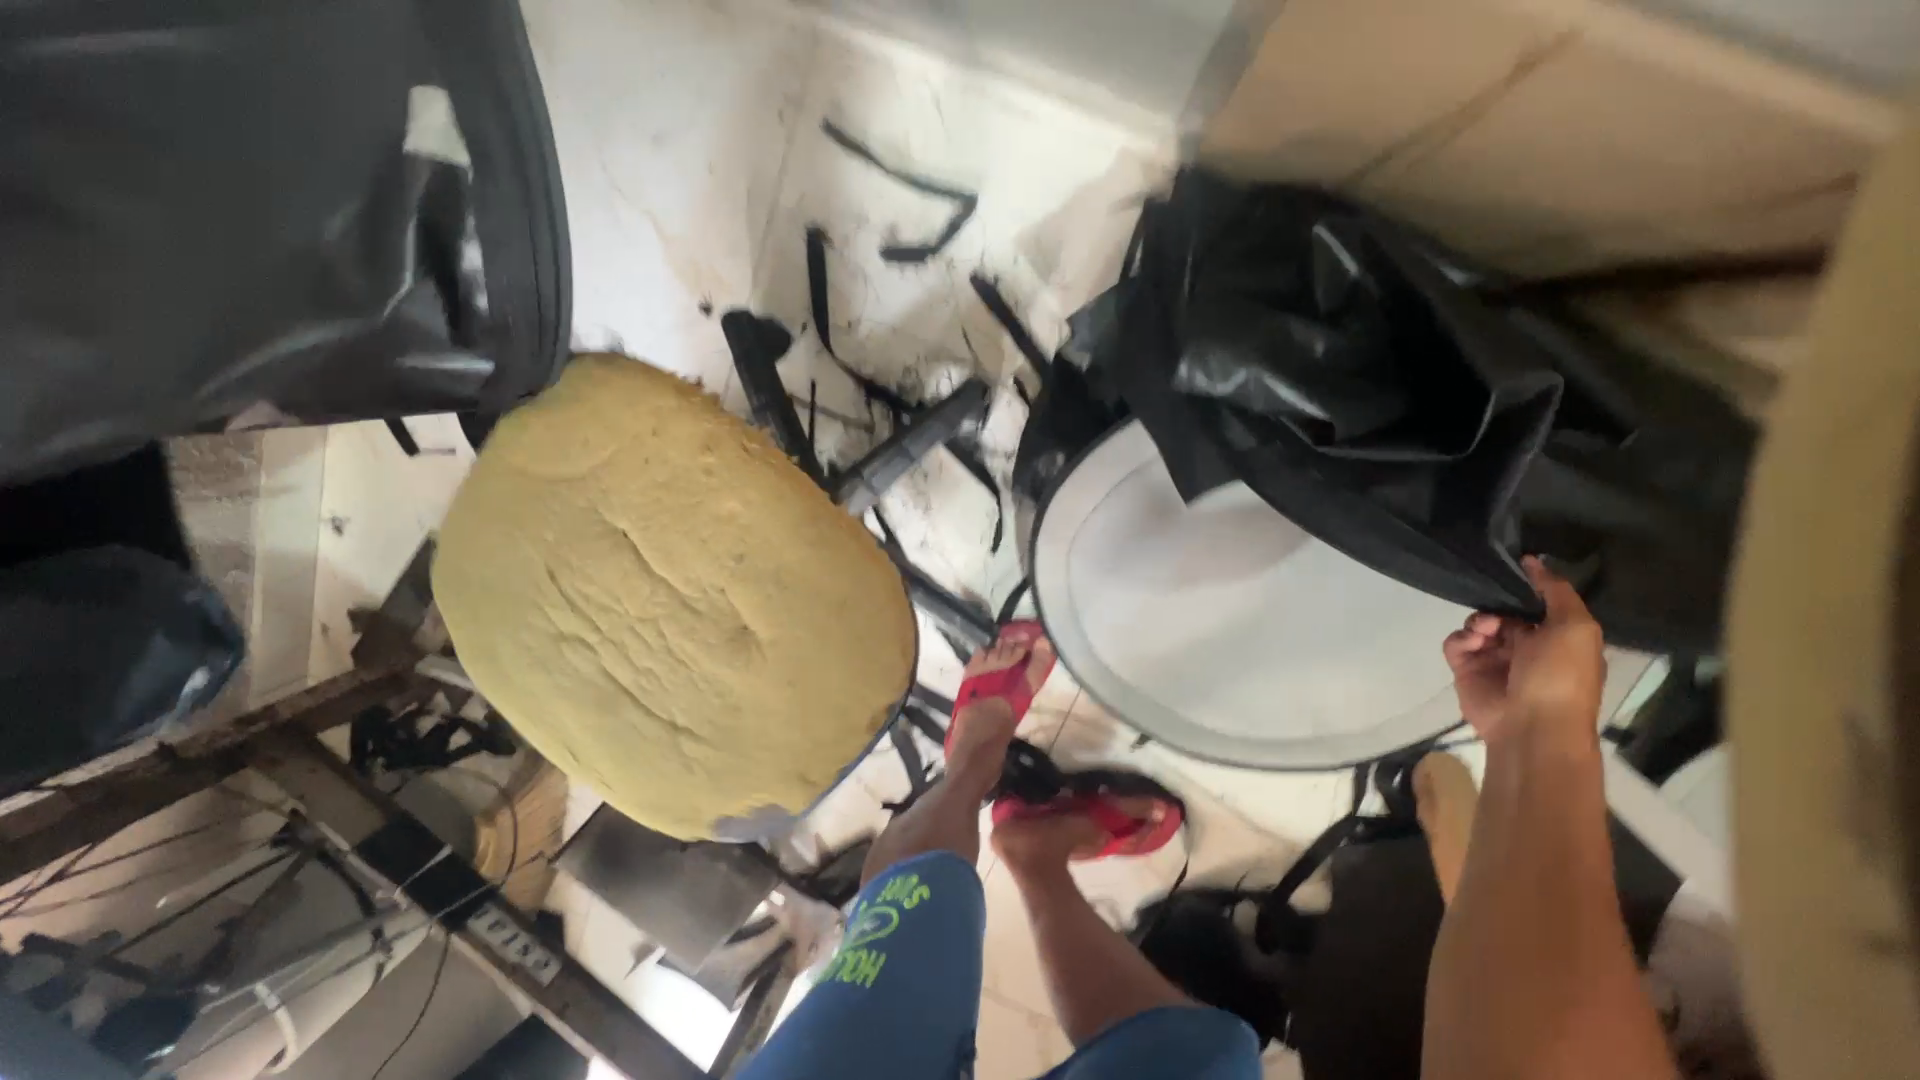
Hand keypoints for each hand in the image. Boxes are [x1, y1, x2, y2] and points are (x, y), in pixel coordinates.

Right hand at [1443, 556, 1606, 745]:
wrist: (1532, 724)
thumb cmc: (1561, 675)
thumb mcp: (1576, 626)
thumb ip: (1556, 591)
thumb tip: (1533, 560)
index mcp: (1558, 636)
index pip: (1537, 603)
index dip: (1525, 588)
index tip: (1512, 569)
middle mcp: (1526, 645)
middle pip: (1503, 610)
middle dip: (1498, 604)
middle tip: (1498, 613)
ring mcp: (1495, 658)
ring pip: (1478, 623)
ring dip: (1479, 621)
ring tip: (1484, 632)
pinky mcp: (1467, 670)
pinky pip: (1457, 642)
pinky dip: (1461, 639)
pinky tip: (1471, 645)